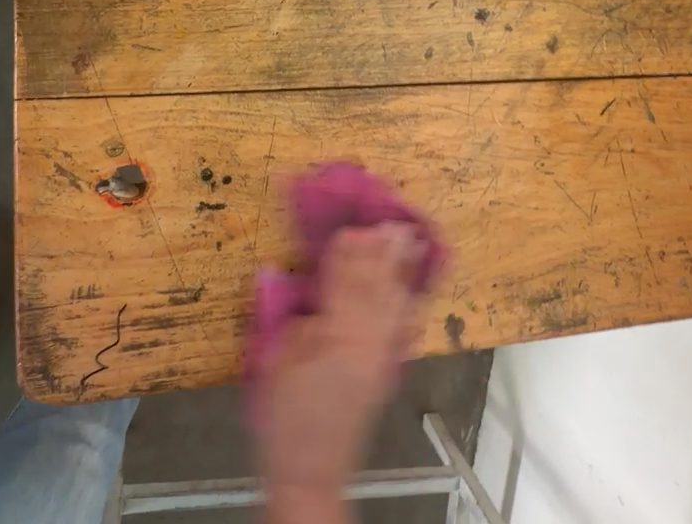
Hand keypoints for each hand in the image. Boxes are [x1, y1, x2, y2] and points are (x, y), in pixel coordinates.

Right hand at [261, 224, 424, 503]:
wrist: (310, 469)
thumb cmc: (283, 415)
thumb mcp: (276, 360)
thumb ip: (295, 319)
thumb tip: (300, 285)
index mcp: (335, 335)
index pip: (344, 281)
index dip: (349, 252)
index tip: (353, 226)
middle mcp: (366, 342)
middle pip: (376, 287)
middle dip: (384, 253)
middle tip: (395, 222)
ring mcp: (381, 357)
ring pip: (394, 304)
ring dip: (402, 270)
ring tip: (412, 241)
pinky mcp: (386, 371)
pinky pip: (402, 329)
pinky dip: (410, 305)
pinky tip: (414, 290)